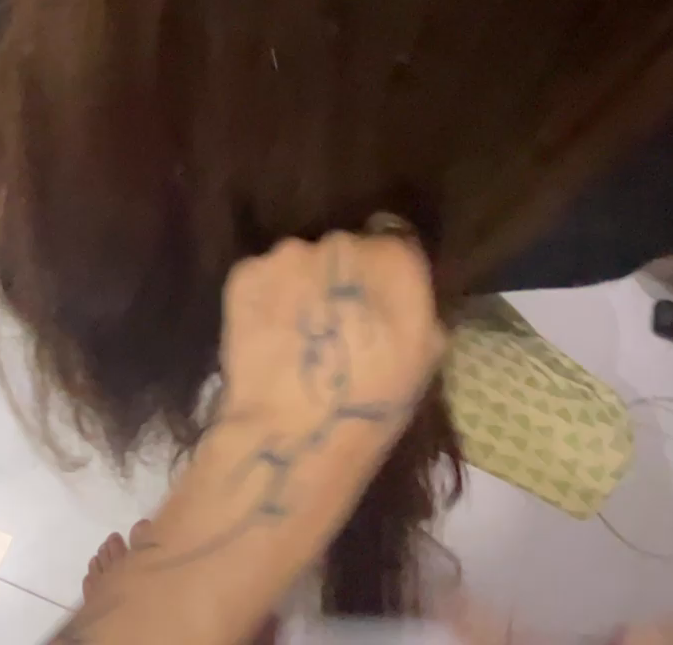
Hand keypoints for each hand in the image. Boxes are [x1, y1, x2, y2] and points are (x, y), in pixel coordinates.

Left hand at [216, 230, 445, 439]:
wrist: (292, 432)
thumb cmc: (373, 403)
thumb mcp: (427, 356)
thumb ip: (418, 304)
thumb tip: (402, 289)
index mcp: (394, 257)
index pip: (392, 242)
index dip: (383, 273)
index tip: (375, 300)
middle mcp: (341, 241)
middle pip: (343, 247)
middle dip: (340, 275)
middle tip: (335, 320)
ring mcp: (288, 253)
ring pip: (299, 260)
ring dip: (302, 284)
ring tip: (296, 332)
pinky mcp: (246, 271)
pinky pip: (262, 276)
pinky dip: (265, 297)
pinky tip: (268, 333)